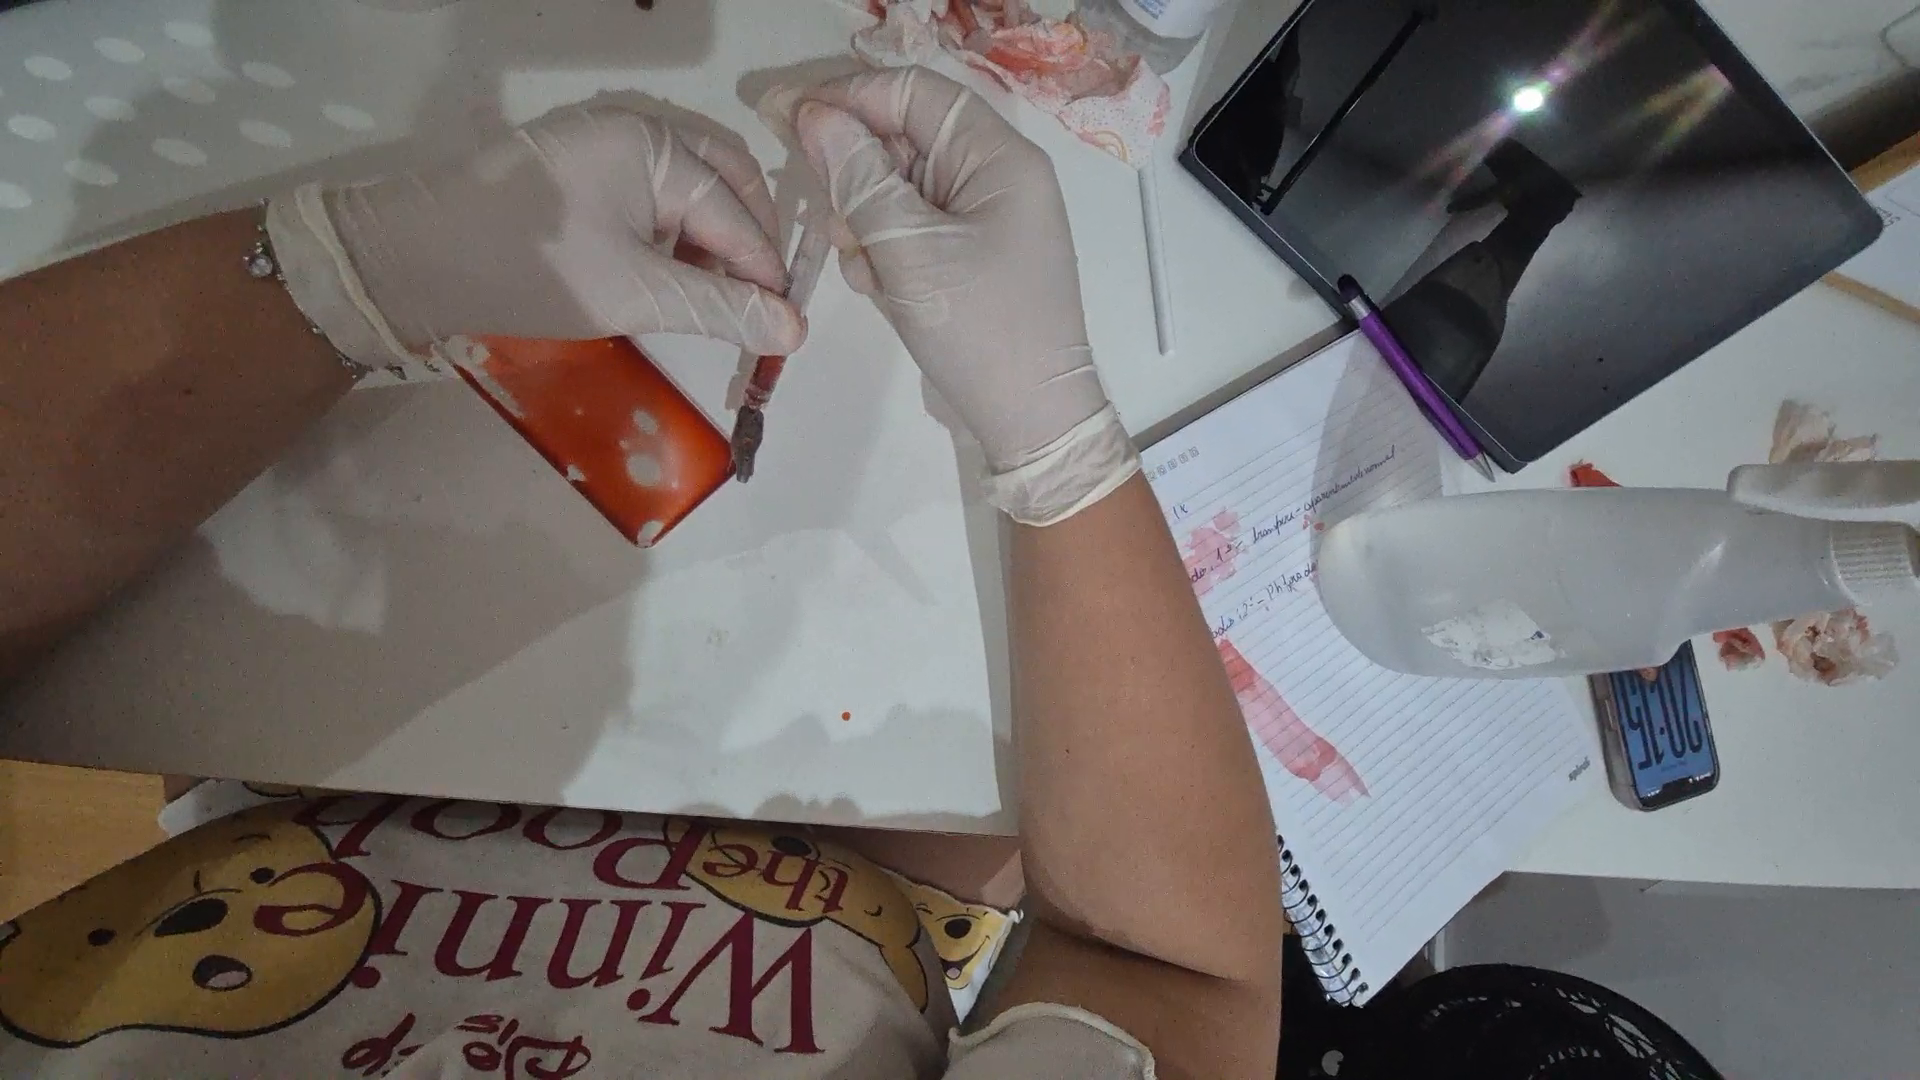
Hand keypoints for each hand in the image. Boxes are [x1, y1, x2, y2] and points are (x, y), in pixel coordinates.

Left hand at [266, 105, 804, 373]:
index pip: (739, 215)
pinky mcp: (593, 165)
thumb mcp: (638, 295)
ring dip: (722, 239)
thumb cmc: (533, 269)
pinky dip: (686, 232)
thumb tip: (795, 330)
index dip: (767, 275)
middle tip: (756, 303)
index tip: (783, 328)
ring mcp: (614, 142)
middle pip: (732, 181)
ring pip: (702, 186)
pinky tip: (678, 271)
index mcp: (656, 146)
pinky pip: (666, 191)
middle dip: (752, 243)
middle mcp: (642, 129)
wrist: (416, 260)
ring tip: (716, 293)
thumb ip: (723, 309)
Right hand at [791, 67, 1137, 525]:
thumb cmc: (978, 330)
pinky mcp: (972, 263)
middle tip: (833, 224)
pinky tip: (883, 291)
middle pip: (905, 144)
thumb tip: (813, 116)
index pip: (913, 94)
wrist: (1030, 419)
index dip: (845, 98)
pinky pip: (916, 237)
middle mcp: (996, 181)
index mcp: (998, 158)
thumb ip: (859, 178)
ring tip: (866, 272)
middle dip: (859, 180)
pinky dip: (890, 257)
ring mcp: (986, 225)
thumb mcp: (910, 251)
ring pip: (903, 195)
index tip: (783, 116)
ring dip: (870, 227)